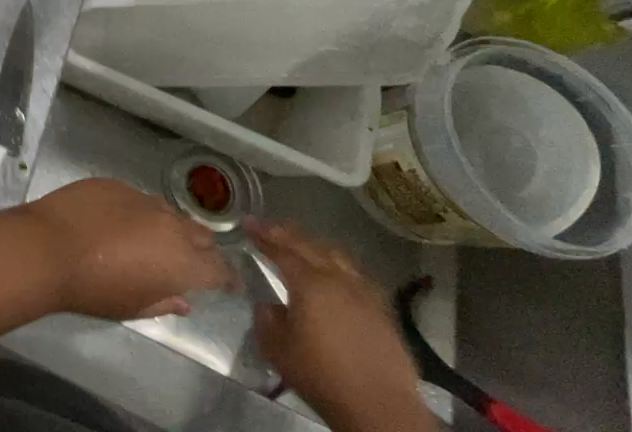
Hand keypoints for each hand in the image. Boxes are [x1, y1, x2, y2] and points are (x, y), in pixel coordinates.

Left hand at [20, 178, 233, 320]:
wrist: (48, 247)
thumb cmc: (93, 287)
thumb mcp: (133, 307)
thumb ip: (164, 303)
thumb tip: (183, 300)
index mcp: (183, 262)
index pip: (220, 269)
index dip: (225, 277)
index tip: (224, 283)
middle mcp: (170, 225)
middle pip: (201, 235)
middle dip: (201, 249)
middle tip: (188, 261)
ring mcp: (141, 199)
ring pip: (168, 211)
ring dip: (168, 226)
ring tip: (152, 237)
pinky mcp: (113, 183)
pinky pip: (136, 197)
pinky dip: (136, 210)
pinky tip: (118, 219)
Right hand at [244, 218, 433, 431]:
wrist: (380, 408)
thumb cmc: (321, 375)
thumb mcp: (276, 347)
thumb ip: (267, 319)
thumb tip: (271, 306)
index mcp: (310, 284)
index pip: (282, 250)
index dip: (262, 235)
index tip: (247, 223)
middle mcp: (339, 281)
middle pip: (310, 247)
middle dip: (286, 234)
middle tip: (268, 226)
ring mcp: (366, 296)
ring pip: (339, 257)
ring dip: (315, 246)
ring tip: (302, 244)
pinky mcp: (384, 313)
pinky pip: (357, 276)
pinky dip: (340, 266)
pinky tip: (336, 274)